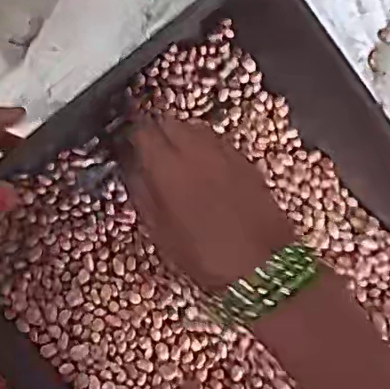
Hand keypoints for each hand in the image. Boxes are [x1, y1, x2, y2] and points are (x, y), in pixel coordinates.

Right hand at [121, 116, 295, 293]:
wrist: (263, 267)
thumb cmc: (203, 255)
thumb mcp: (159, 230)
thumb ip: (141, 191)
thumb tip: (131, 167)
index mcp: (167, 166)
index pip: (141, 131)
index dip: (131, 136)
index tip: (126, 146)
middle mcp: (195, 149)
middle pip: (168, 121)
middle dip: (155, 132)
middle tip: (149, 152)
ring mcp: (223, 151)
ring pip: (193, 127)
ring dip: (180, 136)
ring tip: (175, 160)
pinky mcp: (244, 160)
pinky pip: (215, 140)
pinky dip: (203, 147)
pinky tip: (202, 169)